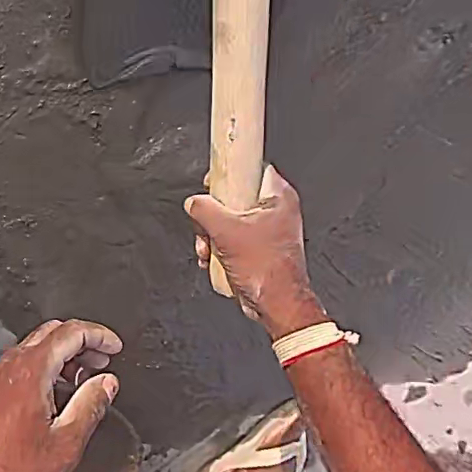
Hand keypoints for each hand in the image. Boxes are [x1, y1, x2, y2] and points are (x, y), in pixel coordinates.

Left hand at [0, 319, 121, 471]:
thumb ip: (91, 404)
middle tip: (103, 360)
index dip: (99, 335)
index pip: (71, 332)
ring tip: (84, 379)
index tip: (114, 346)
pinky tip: (57, 393)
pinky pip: (22, 365)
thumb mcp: (66, 443)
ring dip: (64, 355)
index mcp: (31, 371)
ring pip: (36, 347)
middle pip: (53, 332)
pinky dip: (45, 367)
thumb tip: (106, 383)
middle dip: (83, 341)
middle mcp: (10, 367)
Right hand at [185, 165, 319, 333]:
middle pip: (233, 196)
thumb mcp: (224, 230)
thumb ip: (203, 209)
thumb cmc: (265, 267)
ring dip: (211, 234)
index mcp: (277, 197)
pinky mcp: (259, 246)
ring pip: (228, 218)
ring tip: (208, 248)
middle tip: (206, 225)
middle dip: (212, 214)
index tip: (213, 183)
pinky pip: (231, 236)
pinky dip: (218, 246)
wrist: (276, 304)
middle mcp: (276, 209)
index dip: (229, 172)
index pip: (251, 167)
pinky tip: (212, 258)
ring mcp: (268, 228)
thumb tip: (194, 203)